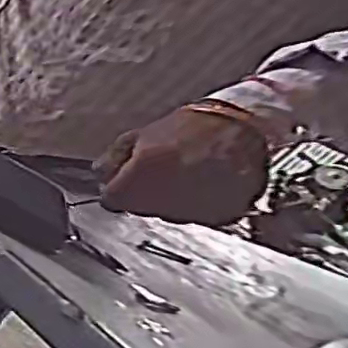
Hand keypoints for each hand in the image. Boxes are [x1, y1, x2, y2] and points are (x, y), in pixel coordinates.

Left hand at [95, 104, 269, 225]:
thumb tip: (101, 175)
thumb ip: (113, 158)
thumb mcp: (139, 135)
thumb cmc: (192, 129)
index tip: (120, 182)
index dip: (113, 190)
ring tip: (183, 174)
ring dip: (166, 200)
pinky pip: (194, 217)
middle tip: (157, 171)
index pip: (111, 200)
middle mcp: (163, 200)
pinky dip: (194, 205)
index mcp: (139, 177)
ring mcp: (192, 212)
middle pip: (137, 208)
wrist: (246, 131)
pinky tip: (201, 184)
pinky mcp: (218, 218)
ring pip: (164, 214)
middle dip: (140, 193)